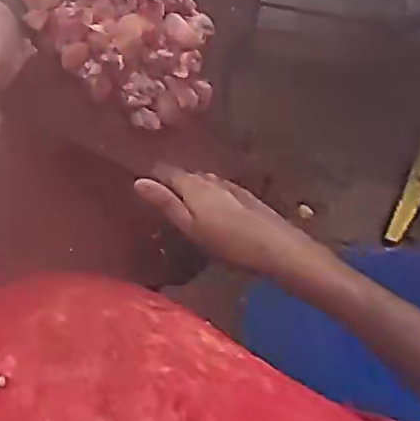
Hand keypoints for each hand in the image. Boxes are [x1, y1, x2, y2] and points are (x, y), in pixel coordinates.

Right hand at [134, 168, 326, 281]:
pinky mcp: (248, 198)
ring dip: (194, 187)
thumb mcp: (190, 227)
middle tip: (163, 193)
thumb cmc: (228, 242)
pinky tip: (216, 208)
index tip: (144, 180)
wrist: (280, 249)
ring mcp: (231, 187)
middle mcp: (210, 180)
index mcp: (192, 185)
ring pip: (205, 181)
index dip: (155, 174)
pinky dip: (212, 194)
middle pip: (187, 175)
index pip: (167, 170)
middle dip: (174, 180)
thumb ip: (165, 203)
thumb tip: (138, 180)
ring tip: (186, 200)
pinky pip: (221, 189)